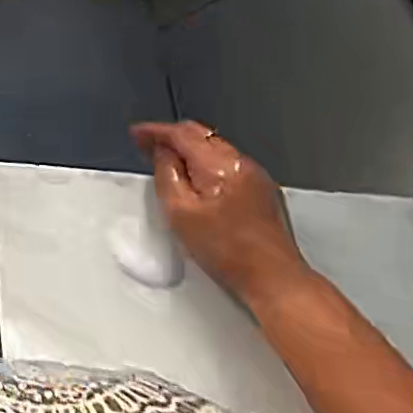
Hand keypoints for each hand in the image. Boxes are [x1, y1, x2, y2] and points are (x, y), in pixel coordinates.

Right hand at [132, 121, 314, 307]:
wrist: (276, 281)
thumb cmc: (225, 250)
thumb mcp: (178, 211)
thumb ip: (166, 173)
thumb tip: (163, 152)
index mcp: (220, 165)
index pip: (181, 134)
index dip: (155, 131)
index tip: (136, 134)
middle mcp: (242, 163)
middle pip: (200, 135)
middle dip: (171, 136)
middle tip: (147, 144)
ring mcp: (256, 176)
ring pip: (214, 147)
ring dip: (189, 149)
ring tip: (167, 162)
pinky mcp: (263, 191)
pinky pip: (227, 163)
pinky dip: (205, 162)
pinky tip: (195, 178)